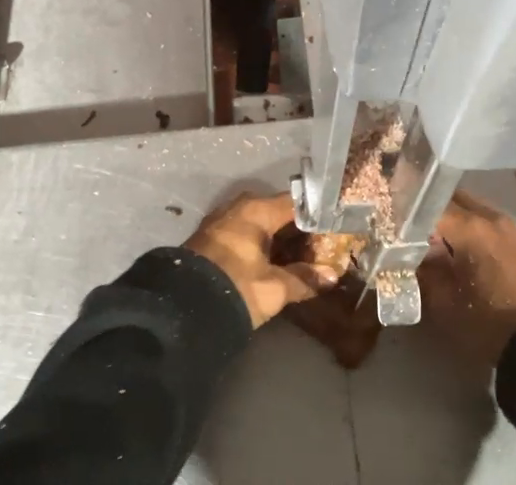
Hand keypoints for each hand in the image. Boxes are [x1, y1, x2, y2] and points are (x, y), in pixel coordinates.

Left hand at [184, 193, 336, 327]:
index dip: (318, 219)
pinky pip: (245, 234)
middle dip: (299, 231)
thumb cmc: (236, 289)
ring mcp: (222, 221)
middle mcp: (239, 207)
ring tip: (300, 260)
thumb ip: (305, 279)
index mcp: (257, 210)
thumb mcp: (275, 288)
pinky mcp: (211, 239)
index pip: (298, 204)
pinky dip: (261, 245)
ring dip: (279, 240)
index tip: (333, 233)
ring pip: (260, 224)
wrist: (182, 310)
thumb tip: (333, 276)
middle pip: (278, 213)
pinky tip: (273, 264)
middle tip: (319, 250)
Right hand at [419, 190, 515, 367]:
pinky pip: (483, 221)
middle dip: (427, 210)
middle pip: (449, 198)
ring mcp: (507, 226)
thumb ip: (420, 271)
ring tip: (429, 239)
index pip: (428, 204)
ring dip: (448, 218)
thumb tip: (403, 254)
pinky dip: (466, 227)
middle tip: (407, 228)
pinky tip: (455, 248)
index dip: (405, 211)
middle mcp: (490, 217)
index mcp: (470, 228)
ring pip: (468, 208)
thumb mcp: (443, 303)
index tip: (389, 222)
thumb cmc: (488, 324)